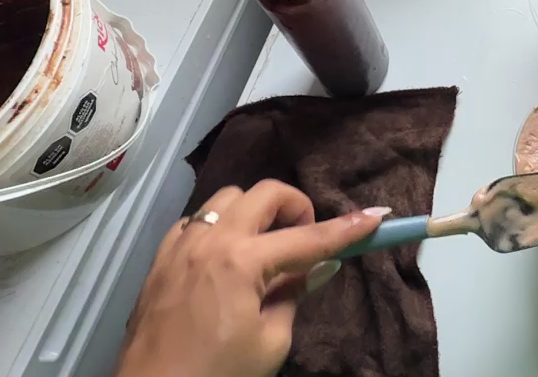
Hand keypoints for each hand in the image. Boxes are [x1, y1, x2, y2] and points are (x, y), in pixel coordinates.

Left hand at [116, 180, 388, 376]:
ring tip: (261, 246)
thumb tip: (313, 268)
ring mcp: (181, 246)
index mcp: (242, 261)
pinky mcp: (159, 261)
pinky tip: (222, 255)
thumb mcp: (269, 345)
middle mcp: (212, 240)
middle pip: (266, 193)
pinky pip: (195, 221)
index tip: (377, 215)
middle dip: (295, 207)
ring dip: (254, 212)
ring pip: (228, 198)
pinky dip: (217, 227)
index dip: (347, 228)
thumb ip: (293, 295)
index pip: (309, 238)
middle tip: (303, 237)